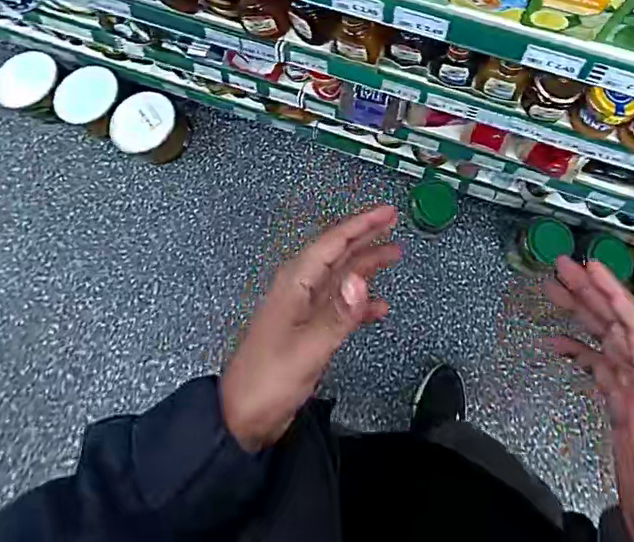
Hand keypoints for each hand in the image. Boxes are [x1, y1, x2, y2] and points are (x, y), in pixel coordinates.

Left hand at [220, 205, 400, 451]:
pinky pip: (340, 303)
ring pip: (342, 275)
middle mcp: (300, 289)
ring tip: (393, 254)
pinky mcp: (307, 329)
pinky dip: (361, 301)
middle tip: (391, 221)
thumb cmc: (267, 382)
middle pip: (338, 252)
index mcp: (296, 283)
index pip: (334, 242)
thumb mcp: (308, 347)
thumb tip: (362, 280)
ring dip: (367, 263)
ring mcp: (303, 308)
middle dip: (366, 234)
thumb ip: (338, 314)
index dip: (362, 224)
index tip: (385, 212)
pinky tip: (378, 307)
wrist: (240, 421)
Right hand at [544, 257, 633, 541]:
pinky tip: (557, 343)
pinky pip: (597, 370)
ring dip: (582, 313)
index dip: (613, 294)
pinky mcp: (622, 414)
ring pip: (605, 342)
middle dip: (590, 292)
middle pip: (616, 326)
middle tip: (563, 266)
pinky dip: (576, 352)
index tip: (592, 267)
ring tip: (555, 288)